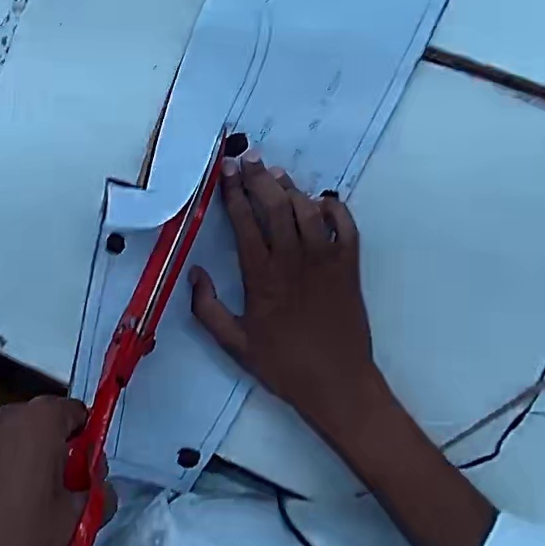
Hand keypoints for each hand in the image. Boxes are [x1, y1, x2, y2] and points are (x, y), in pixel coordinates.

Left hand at [0, 396, 109, 545]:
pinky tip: (14, 512)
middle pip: (47, 424)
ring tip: (41, 507)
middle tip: (70, 489)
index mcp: (40, 420)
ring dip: (34, 463)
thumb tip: (100, 488)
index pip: (77, 411)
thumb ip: (98, 491)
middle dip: (60, 451)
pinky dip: (9, 473)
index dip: (88, 438)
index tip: (91, 463)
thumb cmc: (19, 545)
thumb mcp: (77, 519)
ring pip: (21, 441)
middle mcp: (8, 420)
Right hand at [191, 159, 387, 438]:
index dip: (233, 192)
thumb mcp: (234, 343)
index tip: (226, 171)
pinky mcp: (350, 267)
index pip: (245, 222)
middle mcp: (293, 261)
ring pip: (308, 211)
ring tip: (275, 175)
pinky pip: (346, 227)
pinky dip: (335, 209)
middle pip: (276, 206)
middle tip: (247, 159)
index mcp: (262, 276)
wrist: (339, 386)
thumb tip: (194, 272)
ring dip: (291, 188)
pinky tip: (321, 201)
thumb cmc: (283, 364)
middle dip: (258, 178)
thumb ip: (207, 308)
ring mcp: (326, 261)